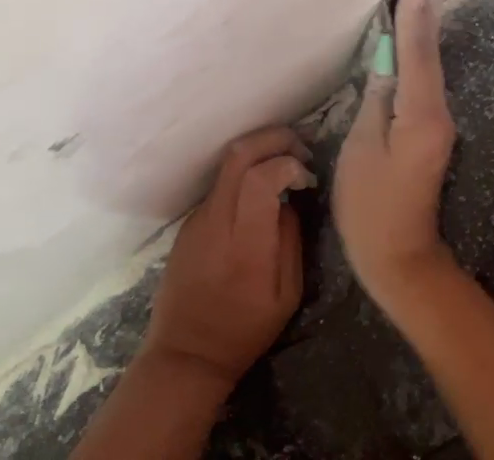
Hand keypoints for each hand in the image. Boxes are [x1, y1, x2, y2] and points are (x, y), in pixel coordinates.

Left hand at [142, 126, 312, 388]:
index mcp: (245, 243)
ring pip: (227, 165)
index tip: (307, 178)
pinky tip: (261, 193)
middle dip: (274, 139)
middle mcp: (216, 222)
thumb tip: (290, 201)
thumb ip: (291, 240)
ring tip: (286, 164)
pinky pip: (220, 186)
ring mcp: (197, 220)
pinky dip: (245, 175)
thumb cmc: (244, 330)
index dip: (289, 163)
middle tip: (301, 148)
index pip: (261, 176)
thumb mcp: (287, 294)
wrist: (186, 354)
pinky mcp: (188, 224)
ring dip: (260, 152)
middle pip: (239, 155)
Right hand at [334, 0, 457, 304]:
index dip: (416, 14)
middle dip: (426, 13)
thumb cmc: (371, 206)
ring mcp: (439, 123)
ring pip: (429, 67)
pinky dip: (418, 56)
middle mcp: (439, 112)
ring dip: (423, 31)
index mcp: (422, 114)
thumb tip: (387, 62)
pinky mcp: (432, 133)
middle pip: (430, 54)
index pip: (418, 53)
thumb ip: (376, 99)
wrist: (399, 256)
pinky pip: (424, 84)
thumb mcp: (362, 149)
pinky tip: (412, 40)